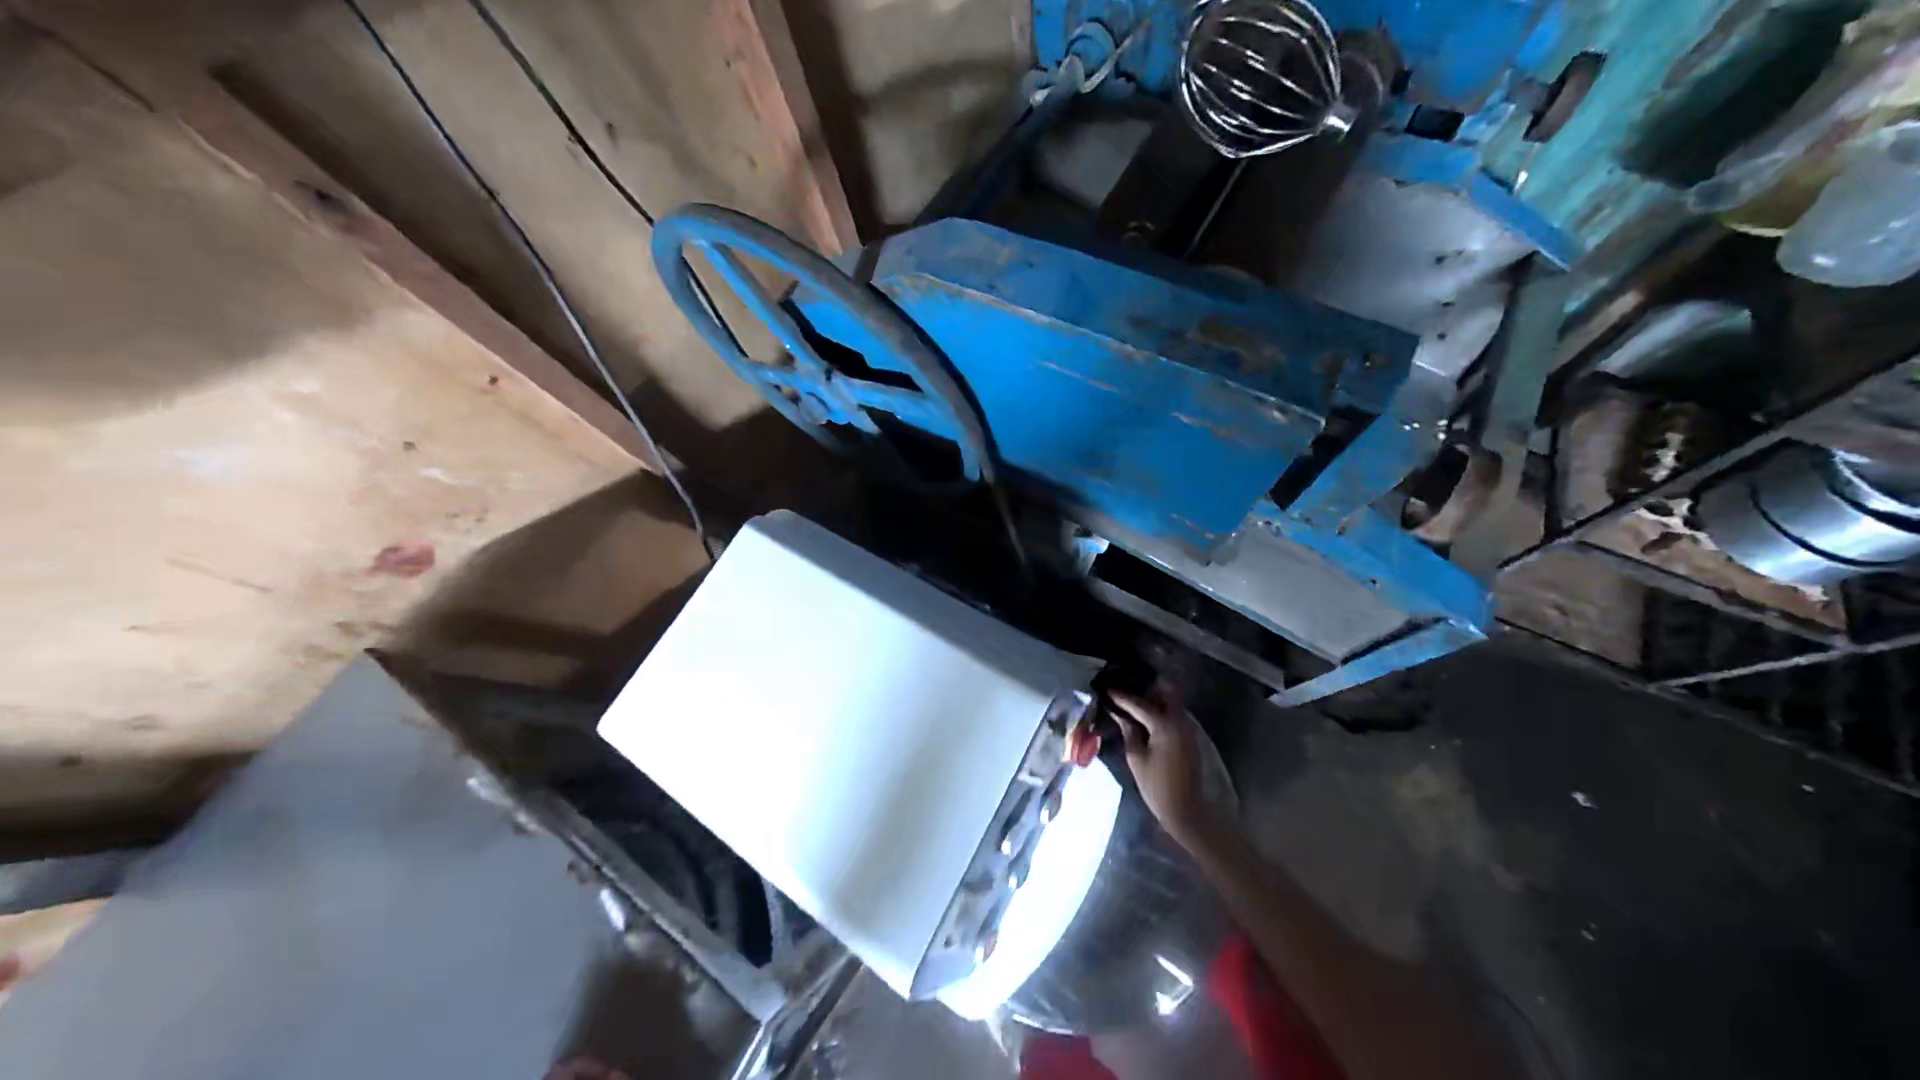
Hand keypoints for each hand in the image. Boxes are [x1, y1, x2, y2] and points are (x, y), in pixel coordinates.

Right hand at [1107, 685, 1233, 851]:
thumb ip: (1128, 730)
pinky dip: (1160, 707)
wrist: (1186, 810)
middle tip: (1122, 685)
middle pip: (1163, 691)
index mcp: (1165, 725)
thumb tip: (1118, 713)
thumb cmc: (1156, 787)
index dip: (1120, 696)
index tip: (1105, 688)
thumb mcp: (1136, 758)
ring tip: (1130, 697)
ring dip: (1152, 695)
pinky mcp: (1189, 735)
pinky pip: (1173, 712)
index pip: (1139, 703)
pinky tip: (1143, 713)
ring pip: (1170, 700)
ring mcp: (1187, 727)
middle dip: (1143, 685)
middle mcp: (1180, 720)